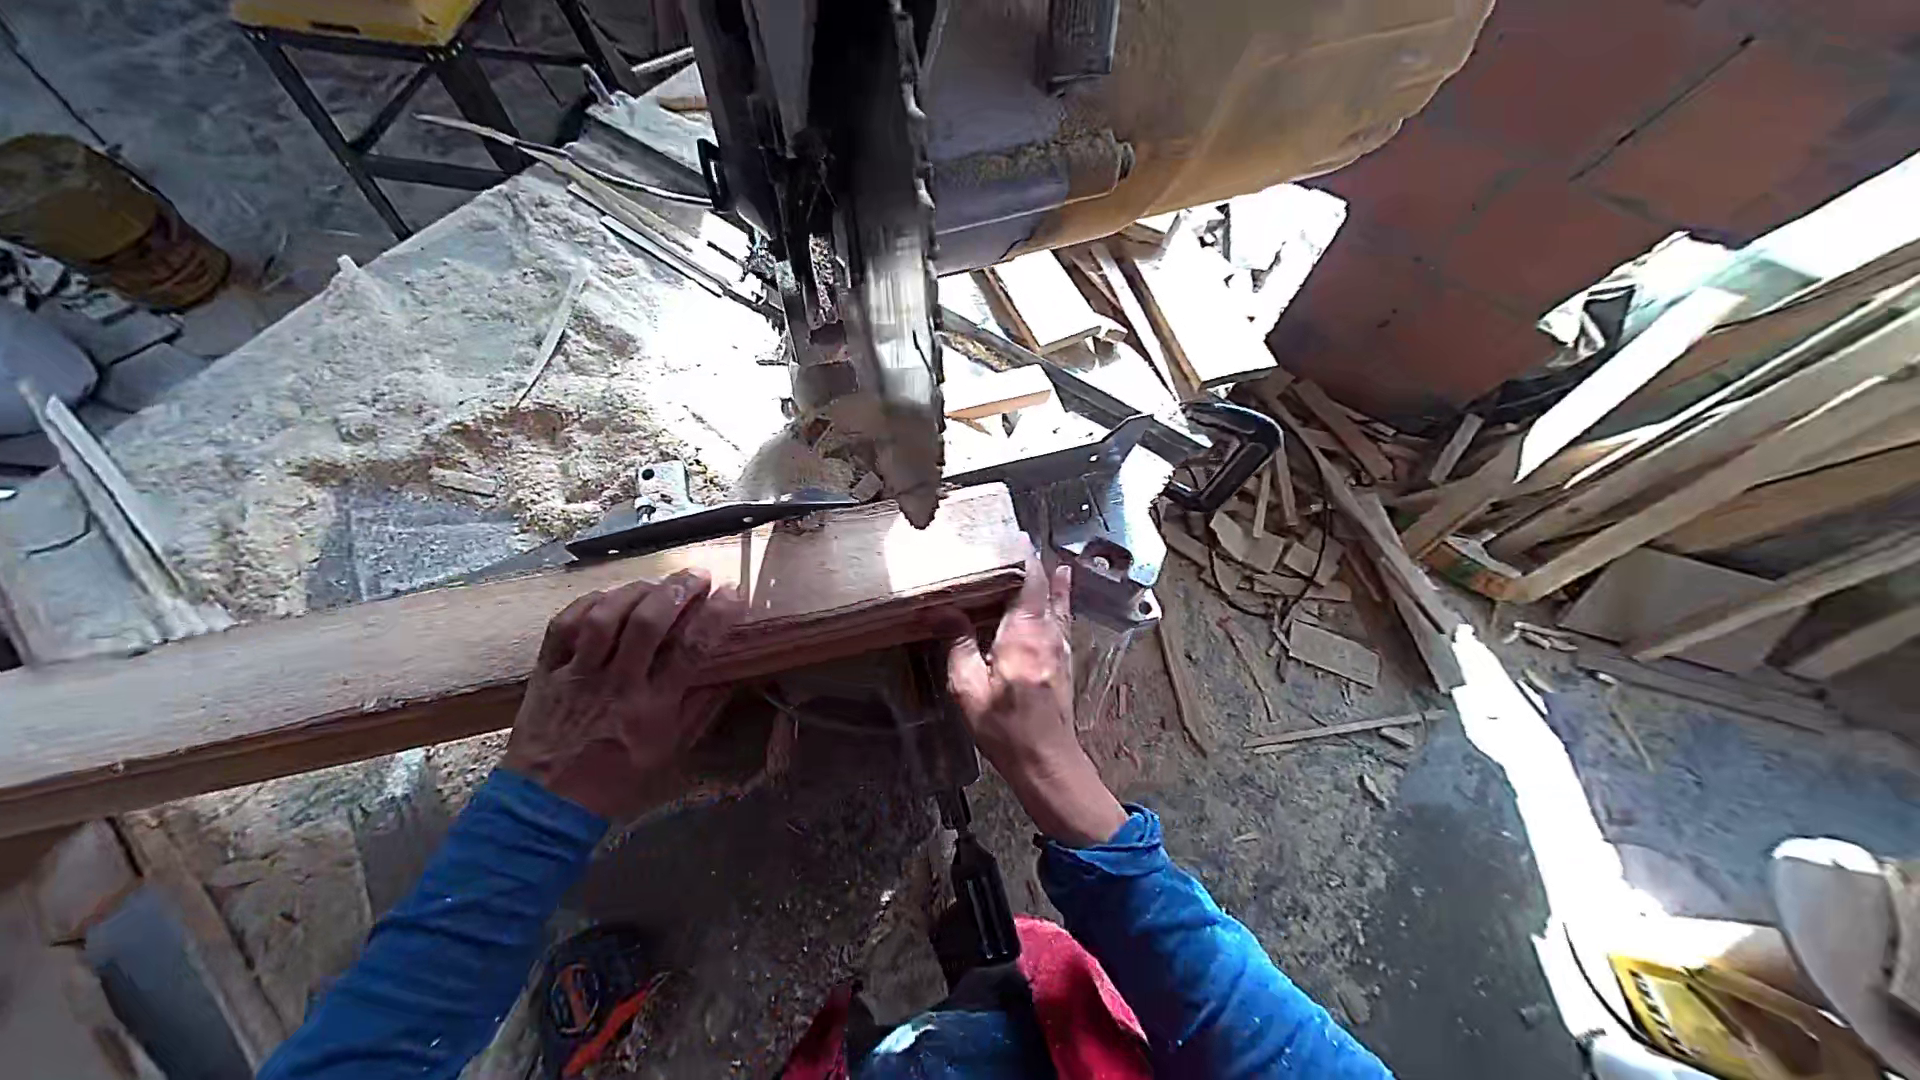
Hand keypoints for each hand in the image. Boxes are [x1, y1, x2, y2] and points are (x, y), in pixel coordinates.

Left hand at [502, 569, 743, 820]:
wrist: (544, 806)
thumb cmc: (618, 780)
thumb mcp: (671, 750)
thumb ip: (700, 707)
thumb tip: (728, 671)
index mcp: (651, 708)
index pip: (691, 650)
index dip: (715, 616)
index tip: (733, 594)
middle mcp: (615, 685)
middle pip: (646, 624)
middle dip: (676, 591)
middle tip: (698, 575)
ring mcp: (576, 676)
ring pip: (604, 617)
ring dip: (635, 591)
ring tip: (657, 583)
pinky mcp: (546, 672)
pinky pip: (563, 625)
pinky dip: (588, 603)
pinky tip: (610, 596)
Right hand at [944, 551, 1126, 846]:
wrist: (1047, 761)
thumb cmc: (1005, 728)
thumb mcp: (967, 688)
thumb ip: (957, 643)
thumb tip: (942, 609)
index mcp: (1025, 634)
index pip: (1030, 579)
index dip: (1021, 554)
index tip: (1008, 534)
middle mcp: (1049, 633)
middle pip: (1045, 584)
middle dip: (1028, 560)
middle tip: (1008, 540)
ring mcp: (1061, 646)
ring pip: (1056, 599)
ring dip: (1044, 577)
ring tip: (1030, 554)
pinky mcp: (1064, 659)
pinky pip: (1060, 616)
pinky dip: (1056, 597)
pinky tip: (1058, 586)